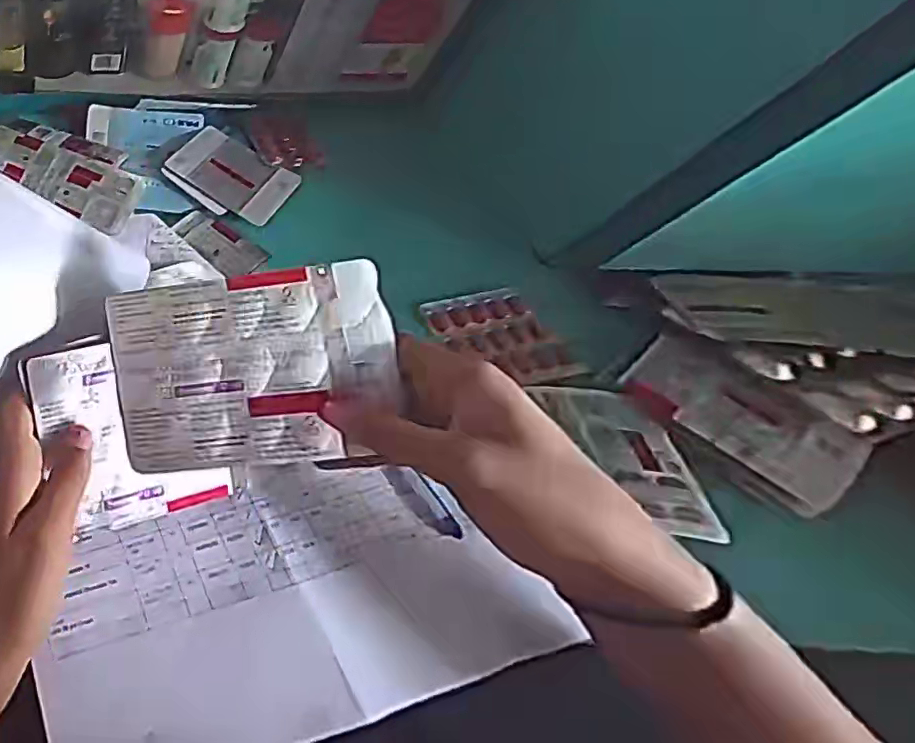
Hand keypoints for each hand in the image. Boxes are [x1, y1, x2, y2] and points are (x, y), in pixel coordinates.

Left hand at [0, 393, 91, 742]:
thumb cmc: (18, 591)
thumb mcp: (51, 532)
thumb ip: (66, 479)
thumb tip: (80, 430)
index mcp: (11, 473)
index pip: (14, 410)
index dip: (36, 383)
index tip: (67, 366)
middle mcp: (9, 479)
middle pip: (27, 424)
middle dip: (55, 402)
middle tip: (94, 387)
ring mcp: (15, 499)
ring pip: (37, 448)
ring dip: (62, 431)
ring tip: (98, 420)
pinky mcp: (23, 519)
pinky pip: (45, 474)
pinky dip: (65, 462)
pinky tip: (88, 470)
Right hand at [322, 337, 712, 615]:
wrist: (612, 566)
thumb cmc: (542, 500)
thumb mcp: (460, 464)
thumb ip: (392, 433)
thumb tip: (330, 404)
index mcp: (467, 378)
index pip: (395, 348)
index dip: (352, 354)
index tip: (307, 368)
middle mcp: (464, 393)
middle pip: (394, 379)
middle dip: (352, 390)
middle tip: (302, 403)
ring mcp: (466, 426)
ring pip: (401, 411)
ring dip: (367, 421)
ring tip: (316, 428)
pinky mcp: (466, 455)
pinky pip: (415, 439)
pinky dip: (387, 445)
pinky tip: (355, 456)